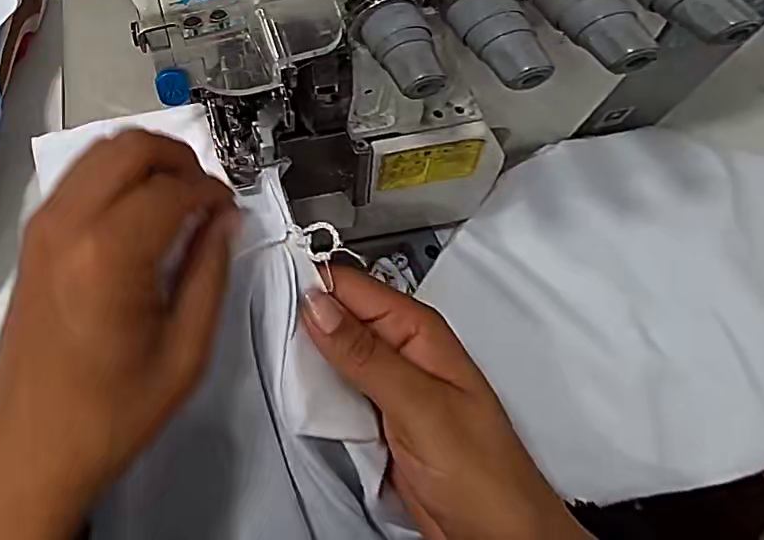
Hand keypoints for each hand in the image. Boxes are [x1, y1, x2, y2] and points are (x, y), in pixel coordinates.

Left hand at [0, 131, 237, 539]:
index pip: (172, 188)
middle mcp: (69, 224)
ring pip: (105, 147)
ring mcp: (45, 222)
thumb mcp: (184, 351)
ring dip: (148, 158)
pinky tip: (138, 206)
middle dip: (179, 158)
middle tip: (203, 193)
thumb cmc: (109, 410)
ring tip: (174, 195)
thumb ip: (210, 271)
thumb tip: (225, 217)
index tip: (227, 208)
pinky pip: (81, 170)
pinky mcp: (34, 230)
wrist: (29, 444)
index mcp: (108, 257)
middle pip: (134, 146)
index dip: (210, 191)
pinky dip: (117, 170)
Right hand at [302, 266, 588, 539]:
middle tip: (275, 333)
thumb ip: (365, 354)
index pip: (350, 285)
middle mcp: (399, 347)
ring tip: (288, 368)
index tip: (276, 294)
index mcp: (415, 328)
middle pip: (336, 315)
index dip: (312, 286)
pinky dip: (318, 394)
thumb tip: (318, 305)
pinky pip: (335, 390)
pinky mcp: (375, 414)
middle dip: (305, 324)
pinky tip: (307, 399)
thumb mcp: (420, 406)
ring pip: (331, 353)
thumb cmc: (488, 477)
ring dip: (309, 361)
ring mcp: (386, 382)